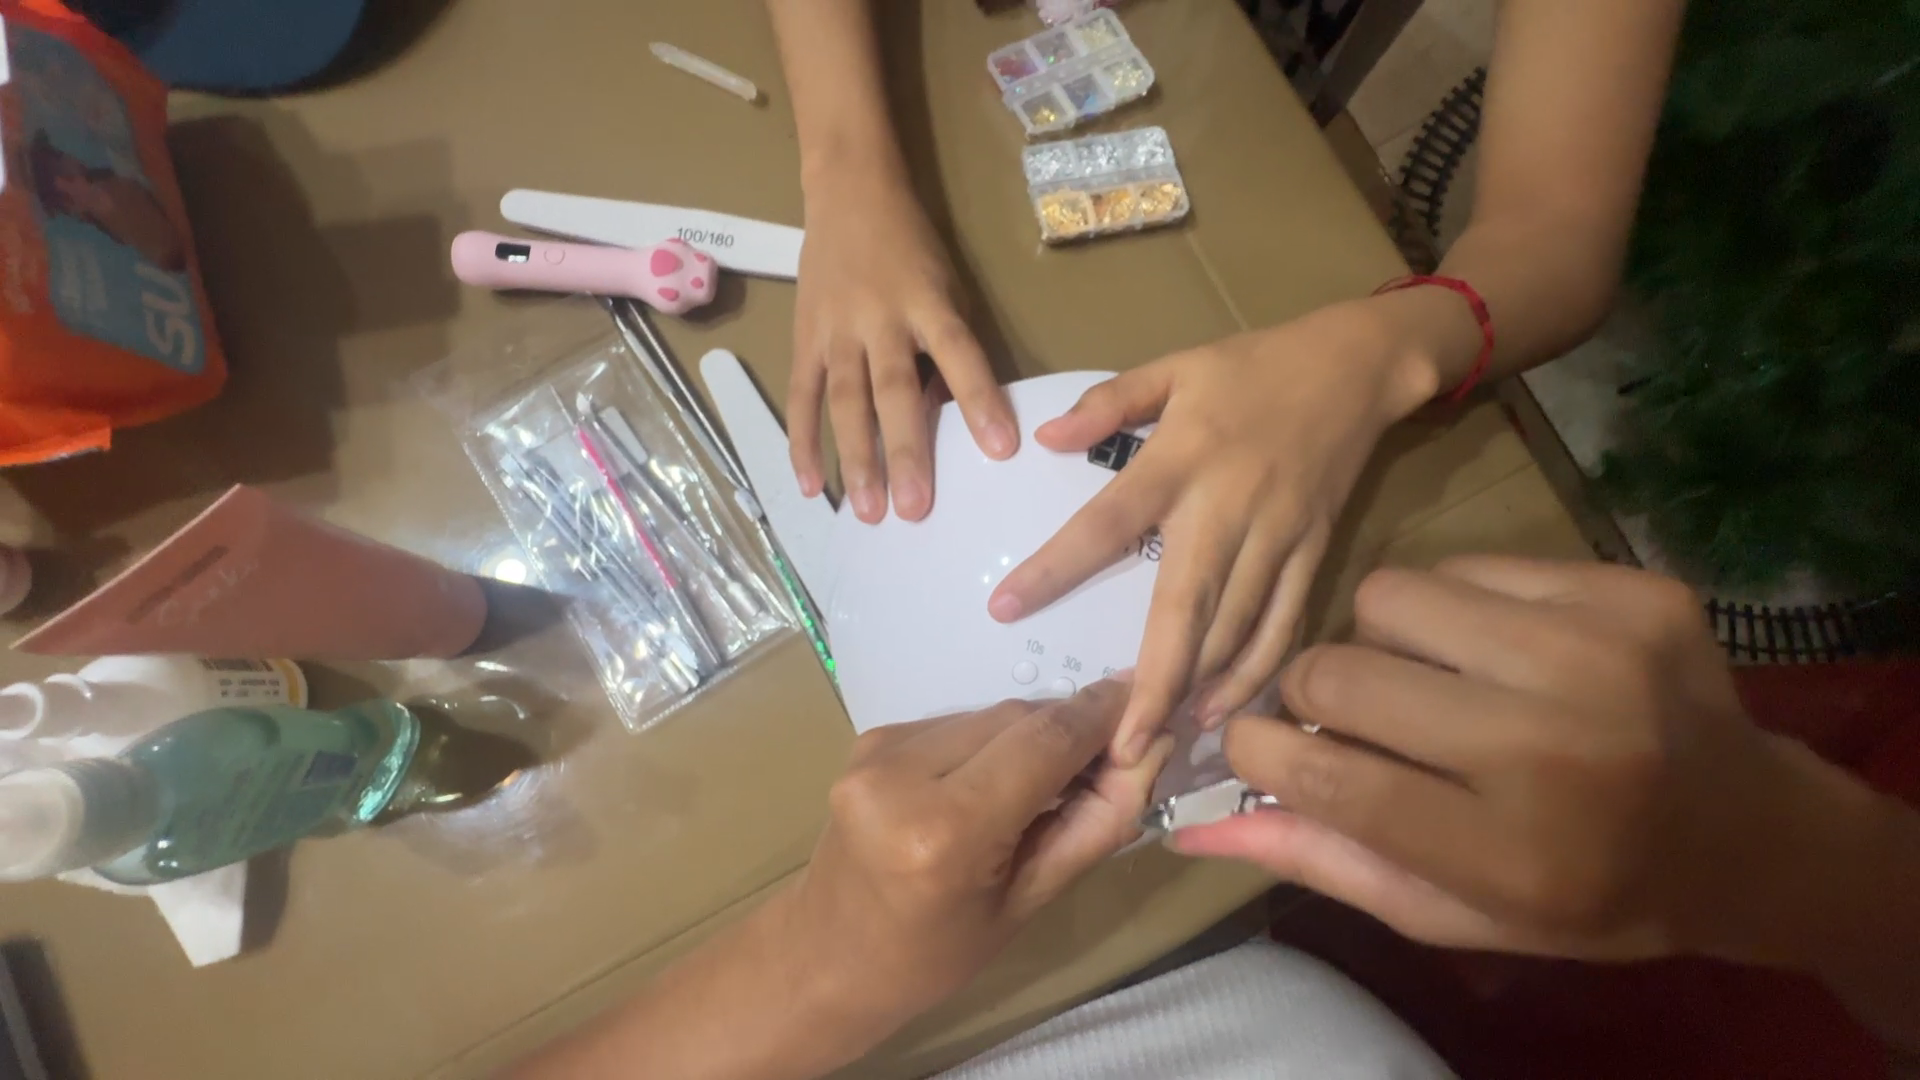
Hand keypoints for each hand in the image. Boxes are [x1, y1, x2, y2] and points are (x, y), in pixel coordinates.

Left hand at [766, 680, 1172, 1056]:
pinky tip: (992, 778)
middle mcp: (900, 771)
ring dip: (1028, 735)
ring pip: (988, 714)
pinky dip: (989, 740)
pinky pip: (957, 721)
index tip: (1143, 698)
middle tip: (1104, 758)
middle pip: (1016, 717)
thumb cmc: (935, 953)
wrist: (828, 953)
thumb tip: (1146, 749)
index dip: (1100, 714)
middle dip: (1068, 729)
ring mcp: (878, 747)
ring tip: (1042, 783)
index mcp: (943, 829)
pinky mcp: (871, 736)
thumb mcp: (1028, 902)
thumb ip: (1095, 823)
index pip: (1044, 742)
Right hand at [789, 170, 1015, 522]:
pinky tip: (813, 487)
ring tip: (867, 512)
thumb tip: (946, 418)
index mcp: (928, 302)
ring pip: (844, 403)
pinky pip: (801, 397)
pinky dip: (802, 442)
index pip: (958, 354)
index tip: (1000, 450)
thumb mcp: (947, 286)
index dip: (979, 401)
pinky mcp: (803, 340)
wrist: (847, 192)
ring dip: (855, 460)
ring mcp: (835, 332)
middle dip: (904, 452)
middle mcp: (879, 320)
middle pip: (892, 392)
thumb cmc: (912, 247)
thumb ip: (948, 348)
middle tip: (915, 510)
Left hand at [988, 296, 1442, 763]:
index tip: (1006, 608)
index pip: (1105, 523)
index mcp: (1180, 461)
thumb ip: (1108, 402)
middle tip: (1117, 747)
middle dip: (1150, 683)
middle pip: (1184, 608)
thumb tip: (1044, 438)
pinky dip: (1255, 673)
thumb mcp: (1173, 367)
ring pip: (1235, 630)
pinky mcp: (1314, 554)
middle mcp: (1227, 511)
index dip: (1056, 568)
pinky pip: (1284, 624)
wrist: (1355, 367)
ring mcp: (1277, 539)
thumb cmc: (1250, 368)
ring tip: (1159, 741)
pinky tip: (1222, 710)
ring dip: (1197, 690)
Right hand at [1174, 557, 1844, 962]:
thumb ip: (1314, 859)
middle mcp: (1557, 747)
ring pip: (1383, 597)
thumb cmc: (1575, 890)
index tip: (1255, 745)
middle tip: (1353, 716)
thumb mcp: (1442, 908)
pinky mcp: (1624, 592)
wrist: (1756, 837)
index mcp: (1510, 850)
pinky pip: (1457, 566)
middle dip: (1312, 694)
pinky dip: (1448, 608)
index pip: (1322, 776)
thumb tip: (1191, 827)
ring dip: (1377, 641)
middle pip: (1335, 675)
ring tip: (1427, 678)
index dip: (1258, 751)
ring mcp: (1599, 654)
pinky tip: (1495, 650)